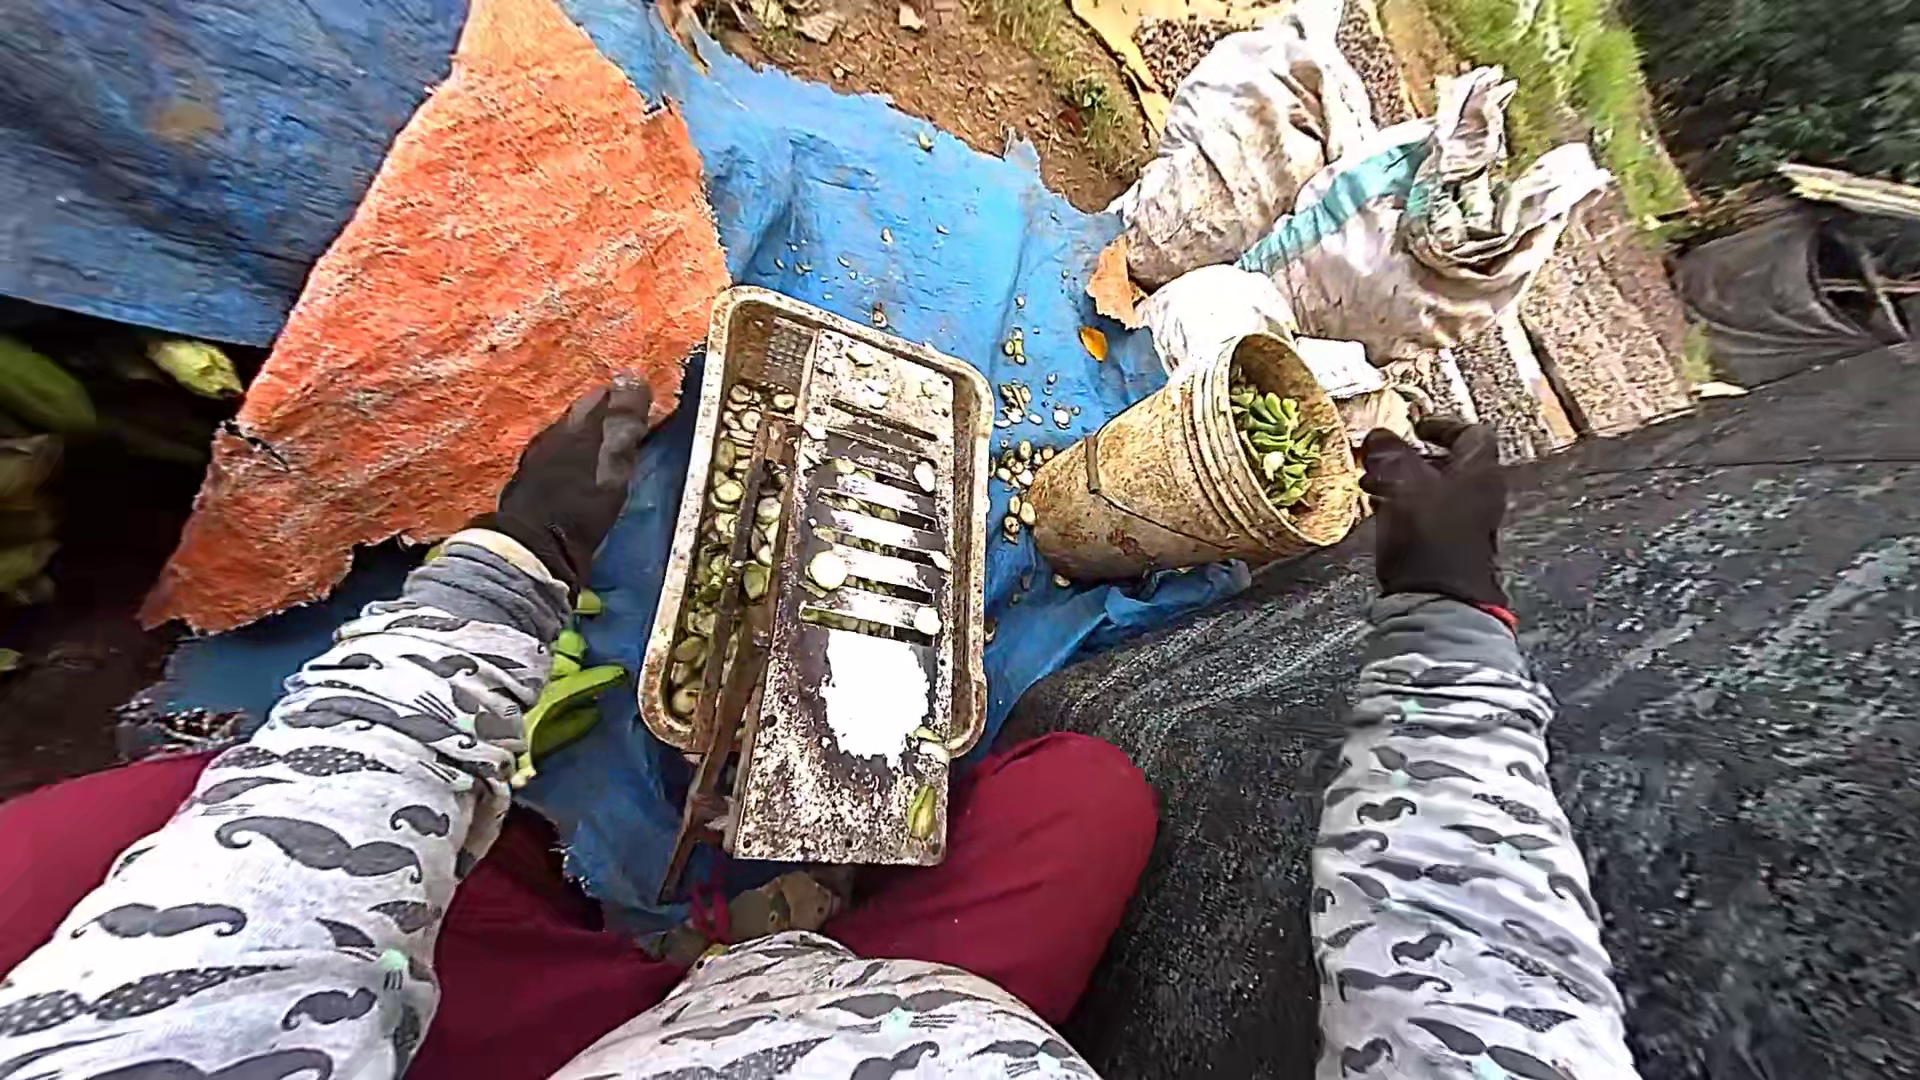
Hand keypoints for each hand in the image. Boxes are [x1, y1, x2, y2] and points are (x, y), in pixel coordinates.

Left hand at [492, 379, 651, 590]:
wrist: (536, 548)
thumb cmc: (580, 503)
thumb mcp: (612, 461)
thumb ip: (623, 421)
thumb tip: (632, 376)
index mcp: (572, 428)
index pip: (599, 398)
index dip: (624, 398)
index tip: (646, 402)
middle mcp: (550, 439)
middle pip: (582, 418)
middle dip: (608, 417)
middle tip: (635, 424)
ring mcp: (539, 464)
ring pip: (571, 439)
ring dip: (593, 439)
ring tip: (614, 448)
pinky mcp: (536, 489)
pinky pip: (564, 461)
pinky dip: (582, 460)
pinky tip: (589, 473)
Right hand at [1358, 418, 1507, 609]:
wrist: (1438, 593)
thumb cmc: (1425, 531)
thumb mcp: (1400, 483)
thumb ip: (1389, 454)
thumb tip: (1378, 434)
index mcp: (1478, 470)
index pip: (1471, 433)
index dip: (1441, 425)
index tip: (1415, 427)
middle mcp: (1481, 492)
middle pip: (1451, 462)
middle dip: (1414, 456)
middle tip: (1382, 458)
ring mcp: (1468, 519)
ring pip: (1437, 487)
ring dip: (1406, 480)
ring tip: (1373, 484)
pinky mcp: (1450, 541)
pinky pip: (1429, 510)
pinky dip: (1406, 502)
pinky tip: (1382, 511)